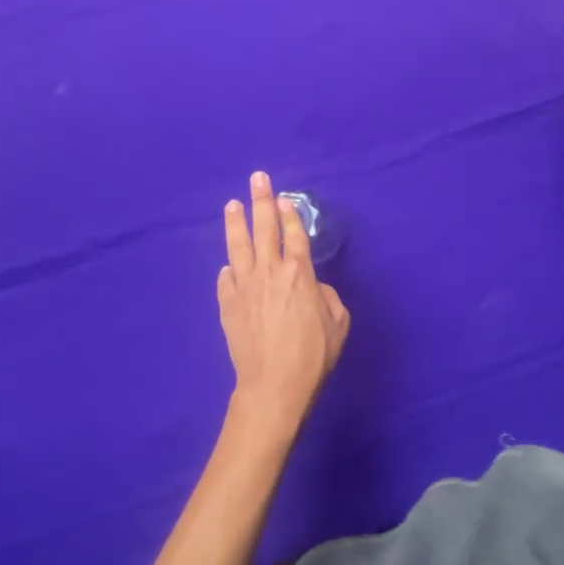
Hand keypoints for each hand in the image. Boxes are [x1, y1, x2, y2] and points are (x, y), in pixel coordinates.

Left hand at [218, 172, 349, 427]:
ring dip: (236, 224)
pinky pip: (226, 281)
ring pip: (238, 247)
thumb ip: (327, 296)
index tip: (284, 198)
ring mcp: (245, 288)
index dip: (290, 215)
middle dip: (262, 201)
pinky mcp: (228, 307)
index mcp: (300, 273)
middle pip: (264, 229)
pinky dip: (228, 271)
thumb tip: (311, 288)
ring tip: (233, 204)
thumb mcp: (338, 323)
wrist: (274, 385)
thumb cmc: (313, 355)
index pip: (294, 235)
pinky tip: (227, 266)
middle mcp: (270, 272)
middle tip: (257, 179)